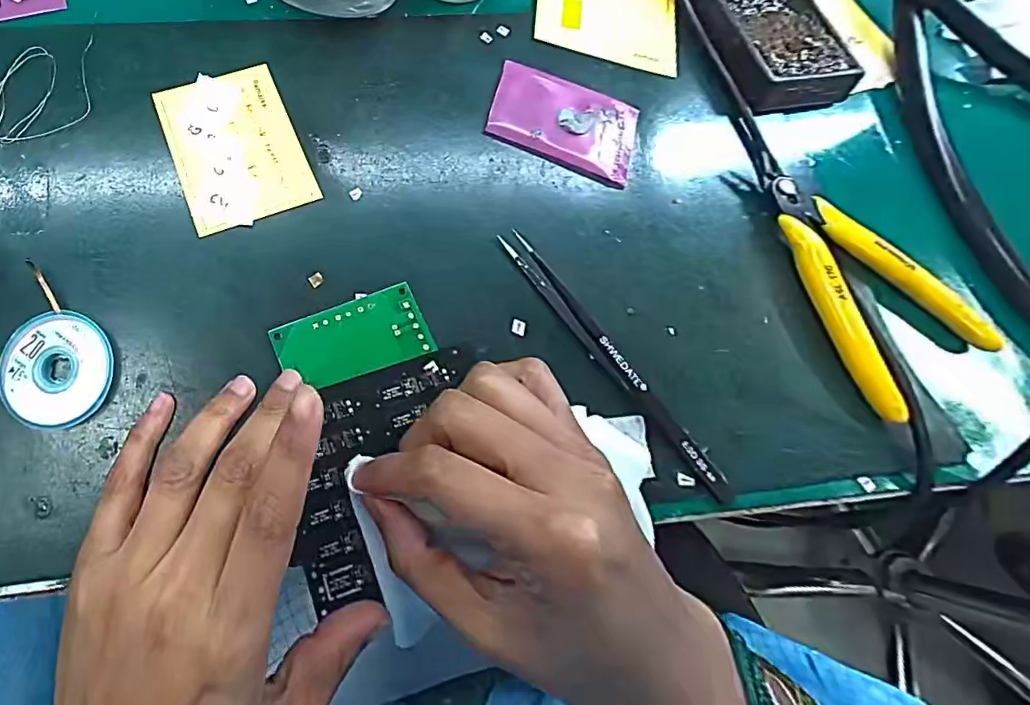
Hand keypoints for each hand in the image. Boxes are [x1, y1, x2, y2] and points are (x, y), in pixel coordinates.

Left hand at [57, 370, 388, 704]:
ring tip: (242, 386)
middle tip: (289, 384)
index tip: (308, 407)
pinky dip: (140, 439)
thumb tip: (372, 612)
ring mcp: (126, 567)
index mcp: (229, 625)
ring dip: (213, 420)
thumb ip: (322, 661)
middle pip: (230, 482)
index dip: (291, 451)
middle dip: (265, 422)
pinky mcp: (90, 561)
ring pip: (177, 471)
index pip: (270, 516)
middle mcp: (176, 585)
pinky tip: (162, 406)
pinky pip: (116, 486)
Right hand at [353, 359, 743, 704]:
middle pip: (457, 411)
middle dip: (417, 442)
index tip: (368, 483)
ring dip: (451, 412)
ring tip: (452, 453)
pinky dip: (494, 389)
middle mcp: (571, 477)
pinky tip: (486, 428)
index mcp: (551, 536)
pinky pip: (527, 376)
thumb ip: (416, 562)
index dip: (388, 472)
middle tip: (416, 481)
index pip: (441, 470)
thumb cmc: (574, 650)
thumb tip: (374, 497)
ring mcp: (582, 449)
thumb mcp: (483, 630)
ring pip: (486, 381)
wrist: (661, 653)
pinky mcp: (584, 437)